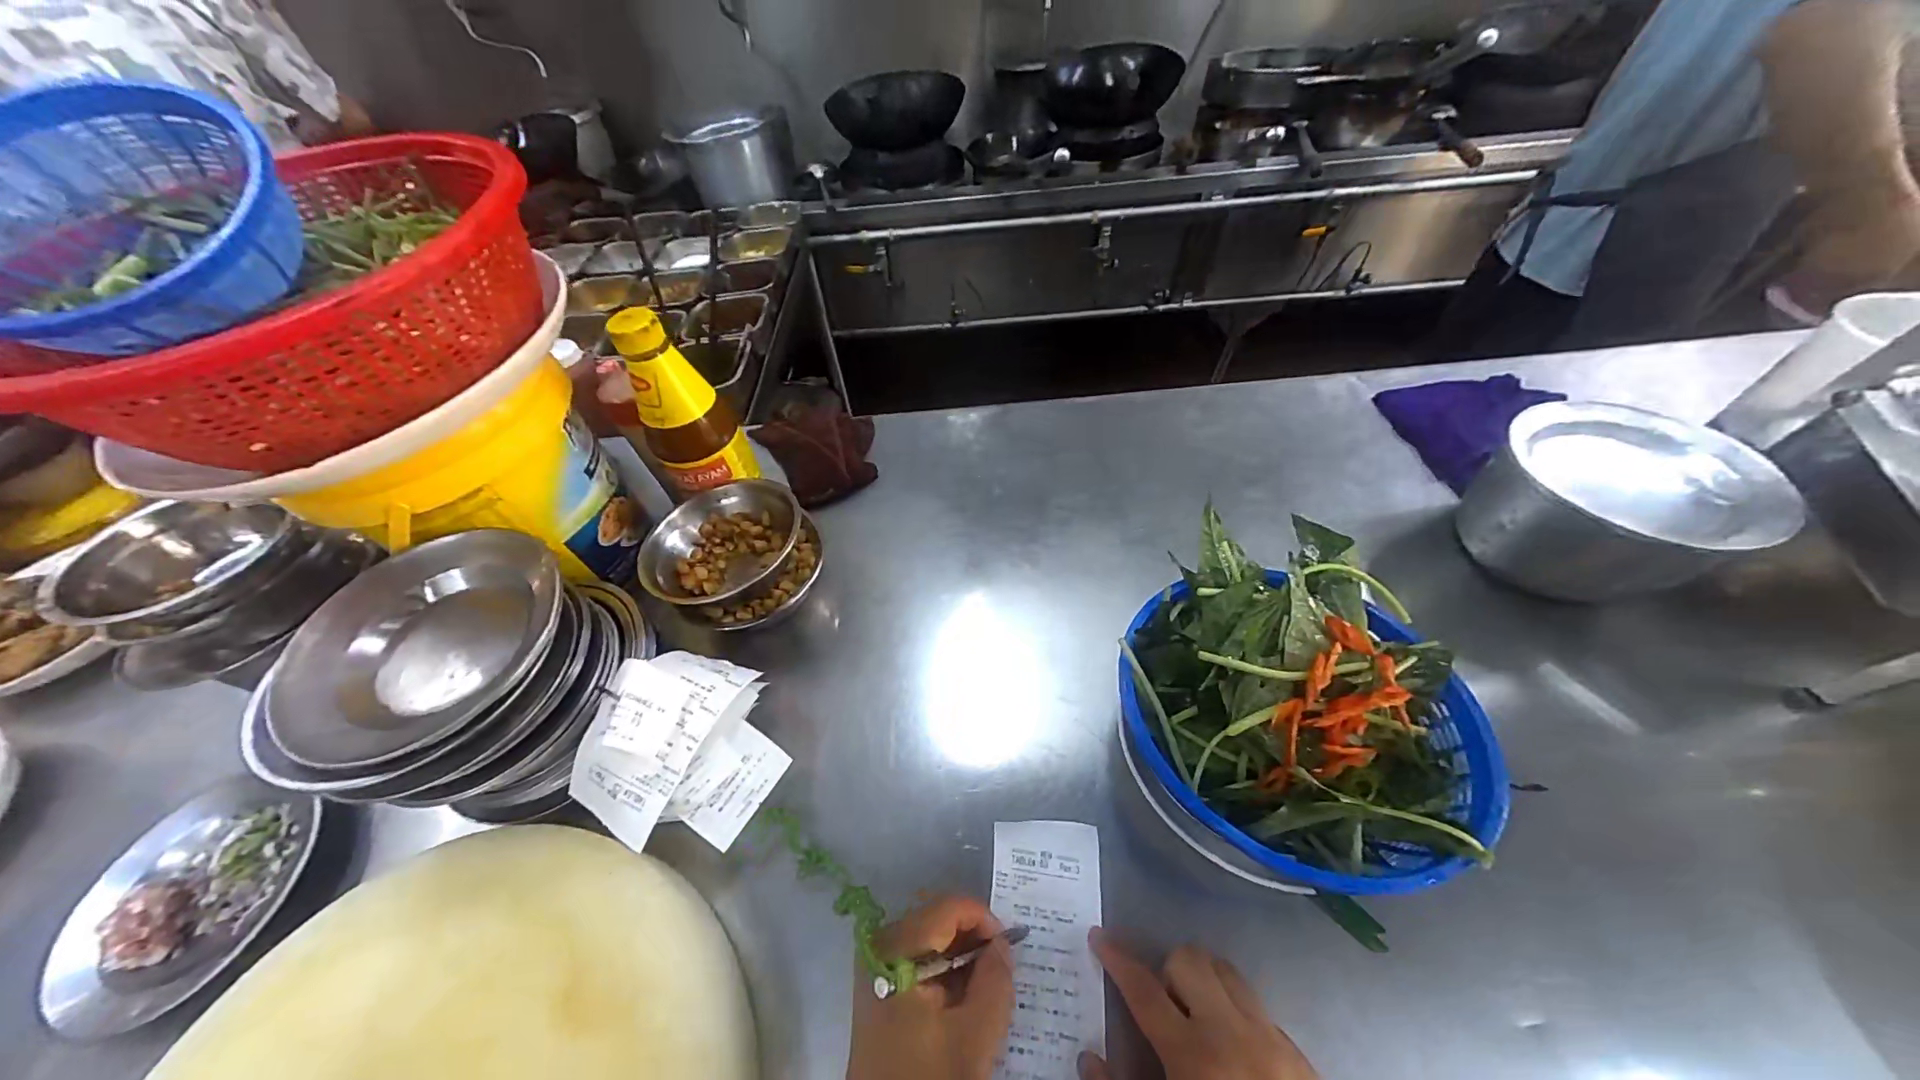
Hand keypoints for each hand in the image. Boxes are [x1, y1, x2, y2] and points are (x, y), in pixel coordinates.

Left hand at [846, 895, 1014, 1079]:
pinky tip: (960, 995)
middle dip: (973, 938)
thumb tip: (1002, 943)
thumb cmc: (929, 1077)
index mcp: (896, 947)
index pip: (948, 908)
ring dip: (960, 953)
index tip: (1008, 949)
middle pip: (937, 918)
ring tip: (983, 984)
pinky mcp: (877, 983)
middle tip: (1000, 967)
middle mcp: (880, 944)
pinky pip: (916, 956)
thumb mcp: (976, 1033)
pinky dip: (943, 967)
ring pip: (929, 936)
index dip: (985, 921)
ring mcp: (874, 963)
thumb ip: (995, 979)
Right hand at [1083, 929, 1318, 1079]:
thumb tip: (1089, 1058)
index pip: (1143, 988)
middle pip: (1189, 960)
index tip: (1099, 936)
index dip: (1116, 958)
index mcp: (1192, 1054)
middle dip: (1168, 973)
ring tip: (1196, 1018)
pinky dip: (1237, 1014)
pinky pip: (1259, 1008)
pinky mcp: (1300, 1054)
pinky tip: (1233, 1051)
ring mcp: (1271, 1039)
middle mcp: (1233, 1033)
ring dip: (1204, 982)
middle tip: (1162, 1008)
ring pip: (1227, 971)